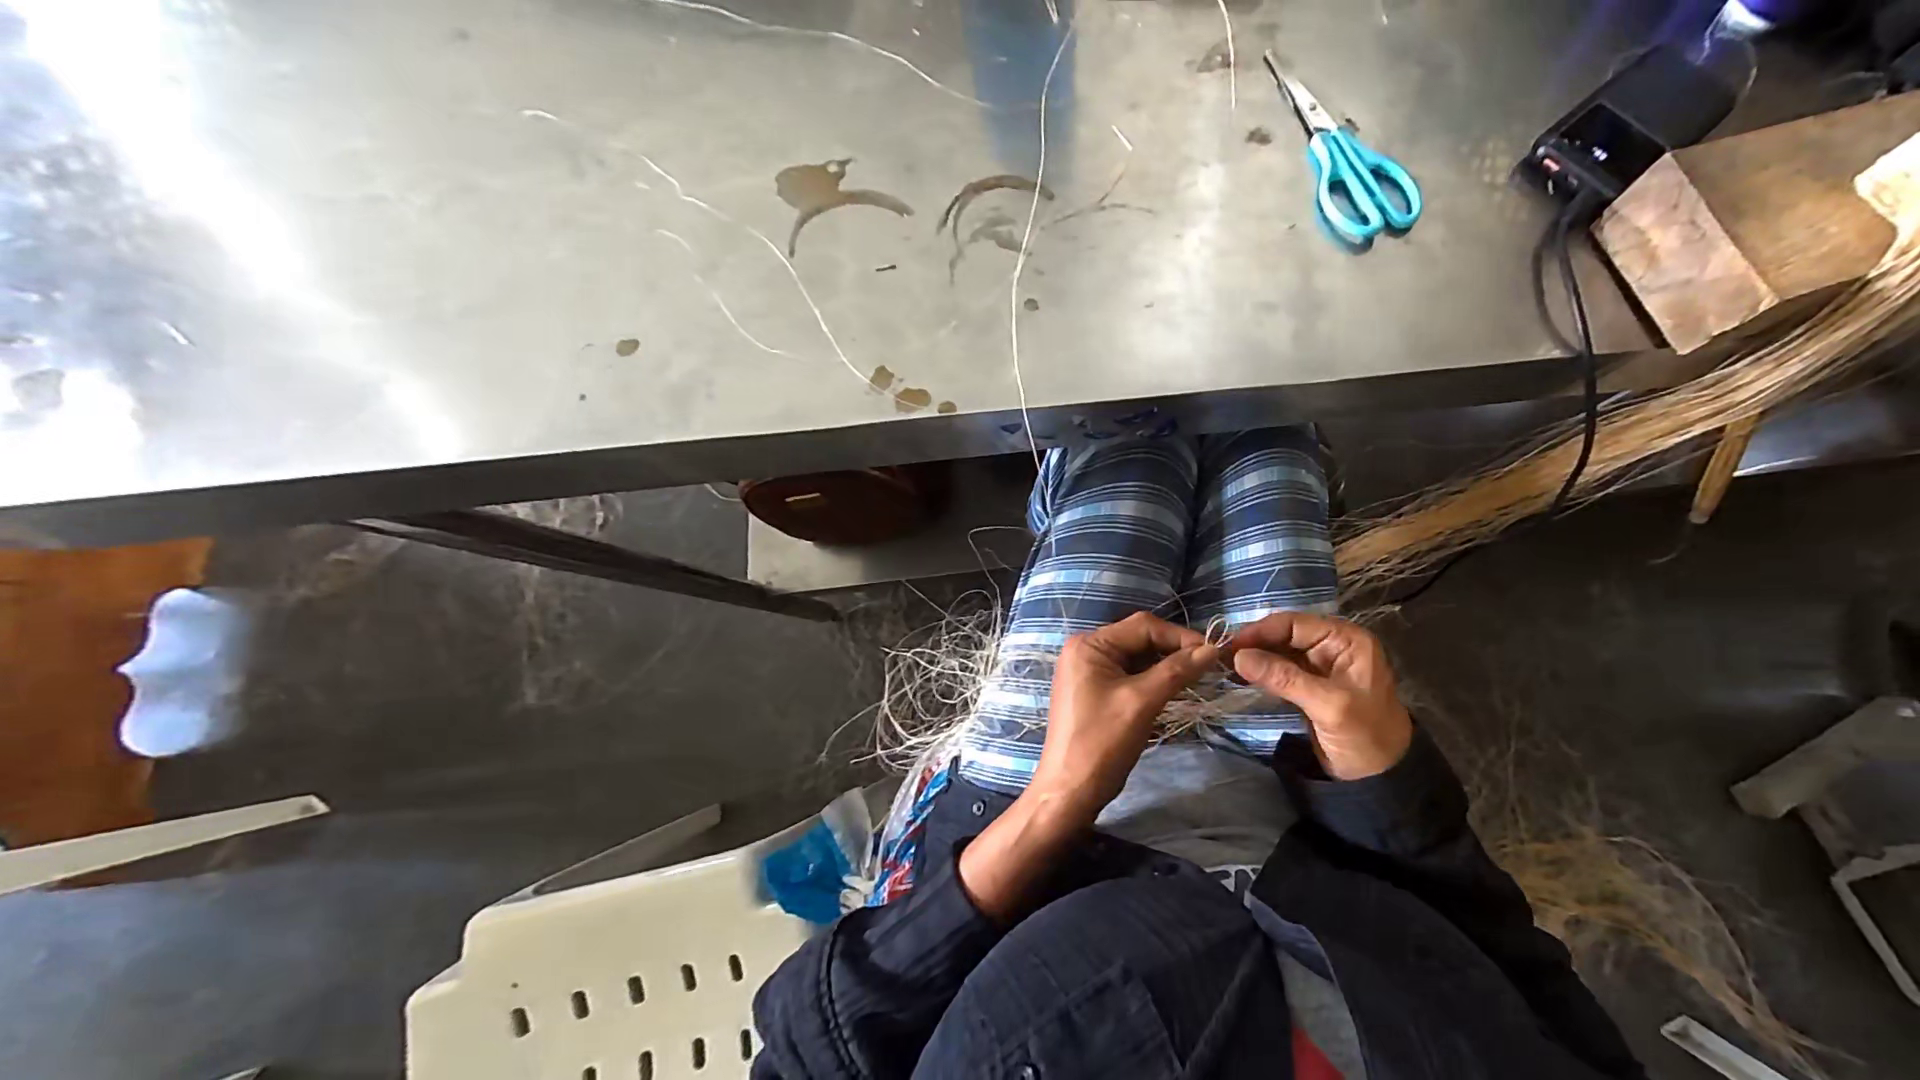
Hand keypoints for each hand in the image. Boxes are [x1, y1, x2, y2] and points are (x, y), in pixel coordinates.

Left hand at [959, 613, 1215, 921]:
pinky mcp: (1094, 691)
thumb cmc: (1102, 742)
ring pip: (1136, 658)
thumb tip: (1212, 649)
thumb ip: (1176, 671)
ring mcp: (1088, 671)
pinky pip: (1129, 675)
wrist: (1070, 789)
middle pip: (1139, 639)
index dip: (1180, 636)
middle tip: (1210, 667)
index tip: (1214, 653)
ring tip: (1198, 678)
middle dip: (1174, 650)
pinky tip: (1175, 689)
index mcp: (1088, 645)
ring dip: (1166, 666)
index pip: (1142, 626)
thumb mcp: (1141, 702)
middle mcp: (1085, 650)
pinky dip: (1153, 679)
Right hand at [1228, 612, 1412, 779]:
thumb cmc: (1366, 736)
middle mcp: (1332, 645)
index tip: (1230, 645)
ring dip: (1252, 657)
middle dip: (1253, 644)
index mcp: (1346, 640)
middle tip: (1221, 656)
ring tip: (1223, 665)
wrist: (1382, 778)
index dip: (1260, 631)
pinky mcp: (1306, 683)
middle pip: (1283, 634)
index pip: (1295, 624)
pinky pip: (1277, 669)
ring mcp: (1318, 664)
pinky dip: (1258, 671)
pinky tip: (1237, 676)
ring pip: (1277, 651)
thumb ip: (1284, 678)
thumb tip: (1238, 656)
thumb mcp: (1328, 705)